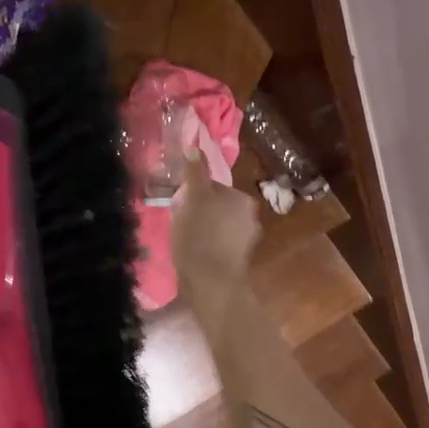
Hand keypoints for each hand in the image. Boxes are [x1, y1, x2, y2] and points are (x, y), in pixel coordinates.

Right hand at [169, 150, 259, 303]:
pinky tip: (194, 254)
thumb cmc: (199, 236)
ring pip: (218, 226)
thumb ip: (195, 173)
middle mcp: (250, 216)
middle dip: (200, 211)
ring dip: (203, 229)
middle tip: (178, 221)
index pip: (213, 187)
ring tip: (183, 240)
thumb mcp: (194, 199)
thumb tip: (194, 146)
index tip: (178, 204)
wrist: (211, 281)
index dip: (192, 193)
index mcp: (241, 199)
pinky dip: (208, 246)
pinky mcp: (238, 260)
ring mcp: (246, 240)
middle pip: (217, 206)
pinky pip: (219, 245)